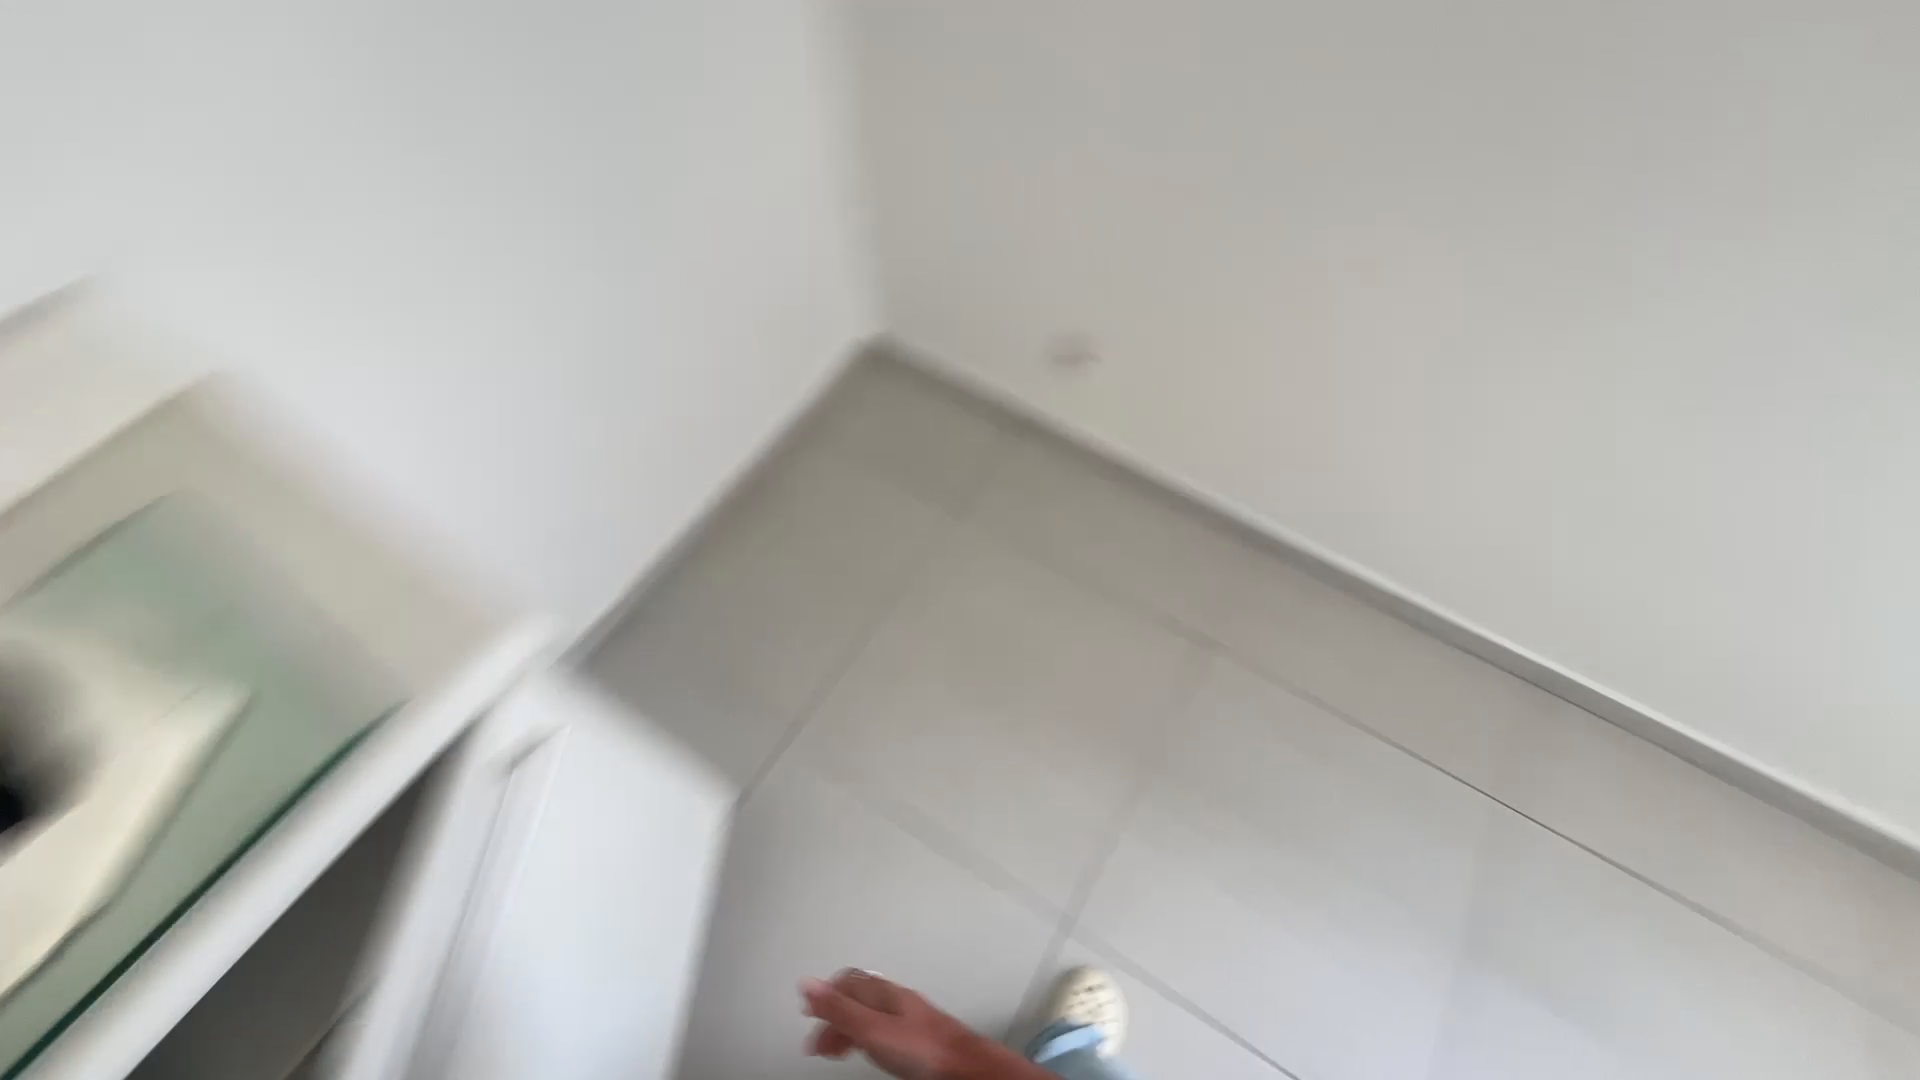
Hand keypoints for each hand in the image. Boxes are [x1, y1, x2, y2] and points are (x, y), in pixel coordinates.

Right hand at [801, 969, 1022, 1079]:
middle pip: (856, 996)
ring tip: (834, 1046)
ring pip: (868, 1012)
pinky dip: (865, 1033)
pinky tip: (867, 1045)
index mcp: (882, 991)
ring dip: (847, 1025)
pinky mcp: (915, 1033)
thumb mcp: (871, 1028)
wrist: (962, 1065)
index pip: (846, 981)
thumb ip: (839, 1007)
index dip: (824, 993)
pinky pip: (881, 1025)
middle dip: (833, 1012)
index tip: (807, 1007)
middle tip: (817, 1035)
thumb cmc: (923, 1047)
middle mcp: (895, 998)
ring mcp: (907, 1014)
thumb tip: (809, 982)